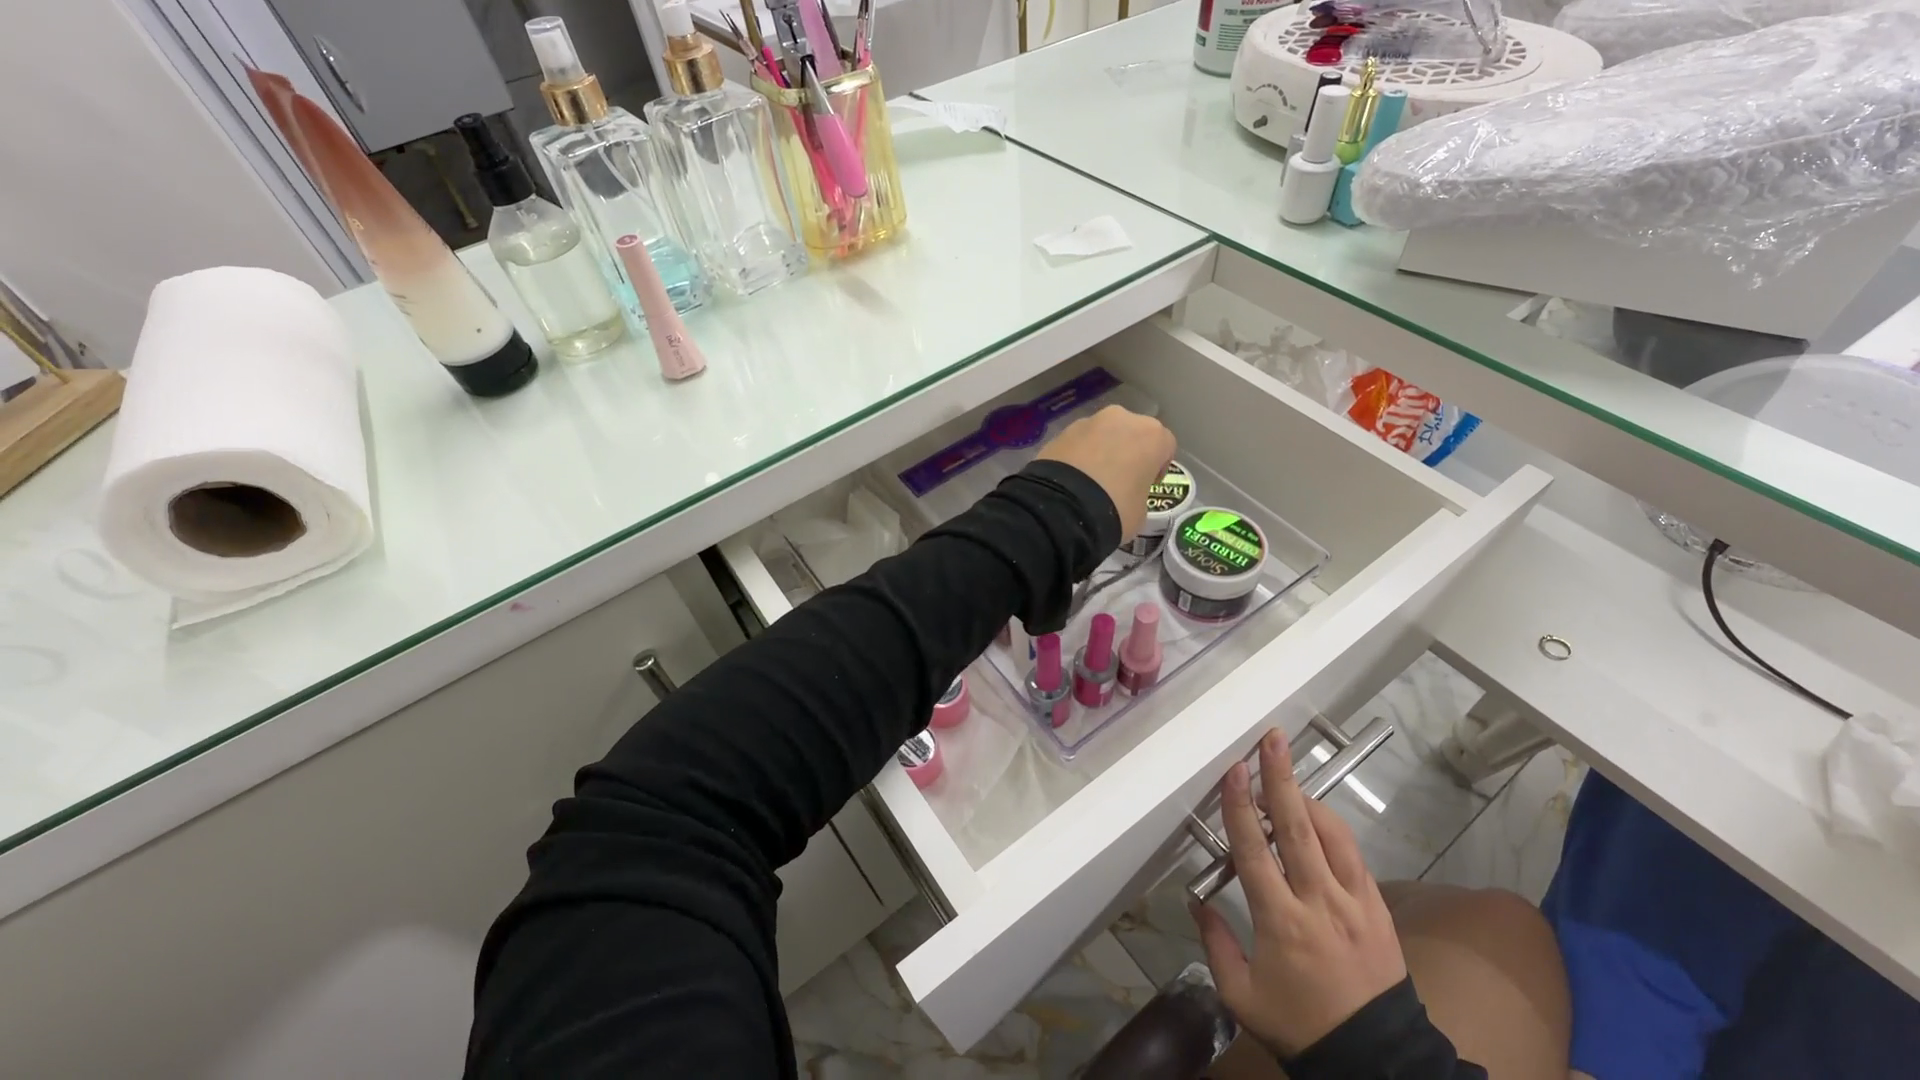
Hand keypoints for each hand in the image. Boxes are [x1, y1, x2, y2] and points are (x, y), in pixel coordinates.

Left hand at [1033, 405, 1174, 541]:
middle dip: (1128, 452)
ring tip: (1090, 480)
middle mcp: (1123, 419)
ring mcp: (1090, 421)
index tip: (1147, 484)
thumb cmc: (1117, 509)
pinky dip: (1079, 455)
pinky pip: (1079, 442)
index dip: (1157, 466)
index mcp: (1153, 435)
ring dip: (1101, 451)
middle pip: (1132, 433)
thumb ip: (1140, 492)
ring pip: (1103, 434)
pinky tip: (1072, 479)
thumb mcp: (1141, 510)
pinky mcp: (1062, 430)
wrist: (1064, 508)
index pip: (1165, 446)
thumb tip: (1127, 493)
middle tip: (1118, 480)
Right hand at [1191, 730, 1408, 1058]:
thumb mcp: (1240, 995)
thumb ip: (1215, 943)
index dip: (1241, 807)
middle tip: (1272, 740)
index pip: (1254, 850)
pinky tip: (1317, 816)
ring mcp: (1355, 901)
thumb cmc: (1298, 1024)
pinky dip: (1333, 828)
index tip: (1234, 770)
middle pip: (1297, 828)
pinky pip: (1354, 855)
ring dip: (1308, 798)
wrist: (1374, 1057)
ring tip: (1287, 773)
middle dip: (1282, 779)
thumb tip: (1195, 901)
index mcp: (1280, 921)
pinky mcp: (1378, 907)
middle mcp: (1319, 901)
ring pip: (1332, 834)